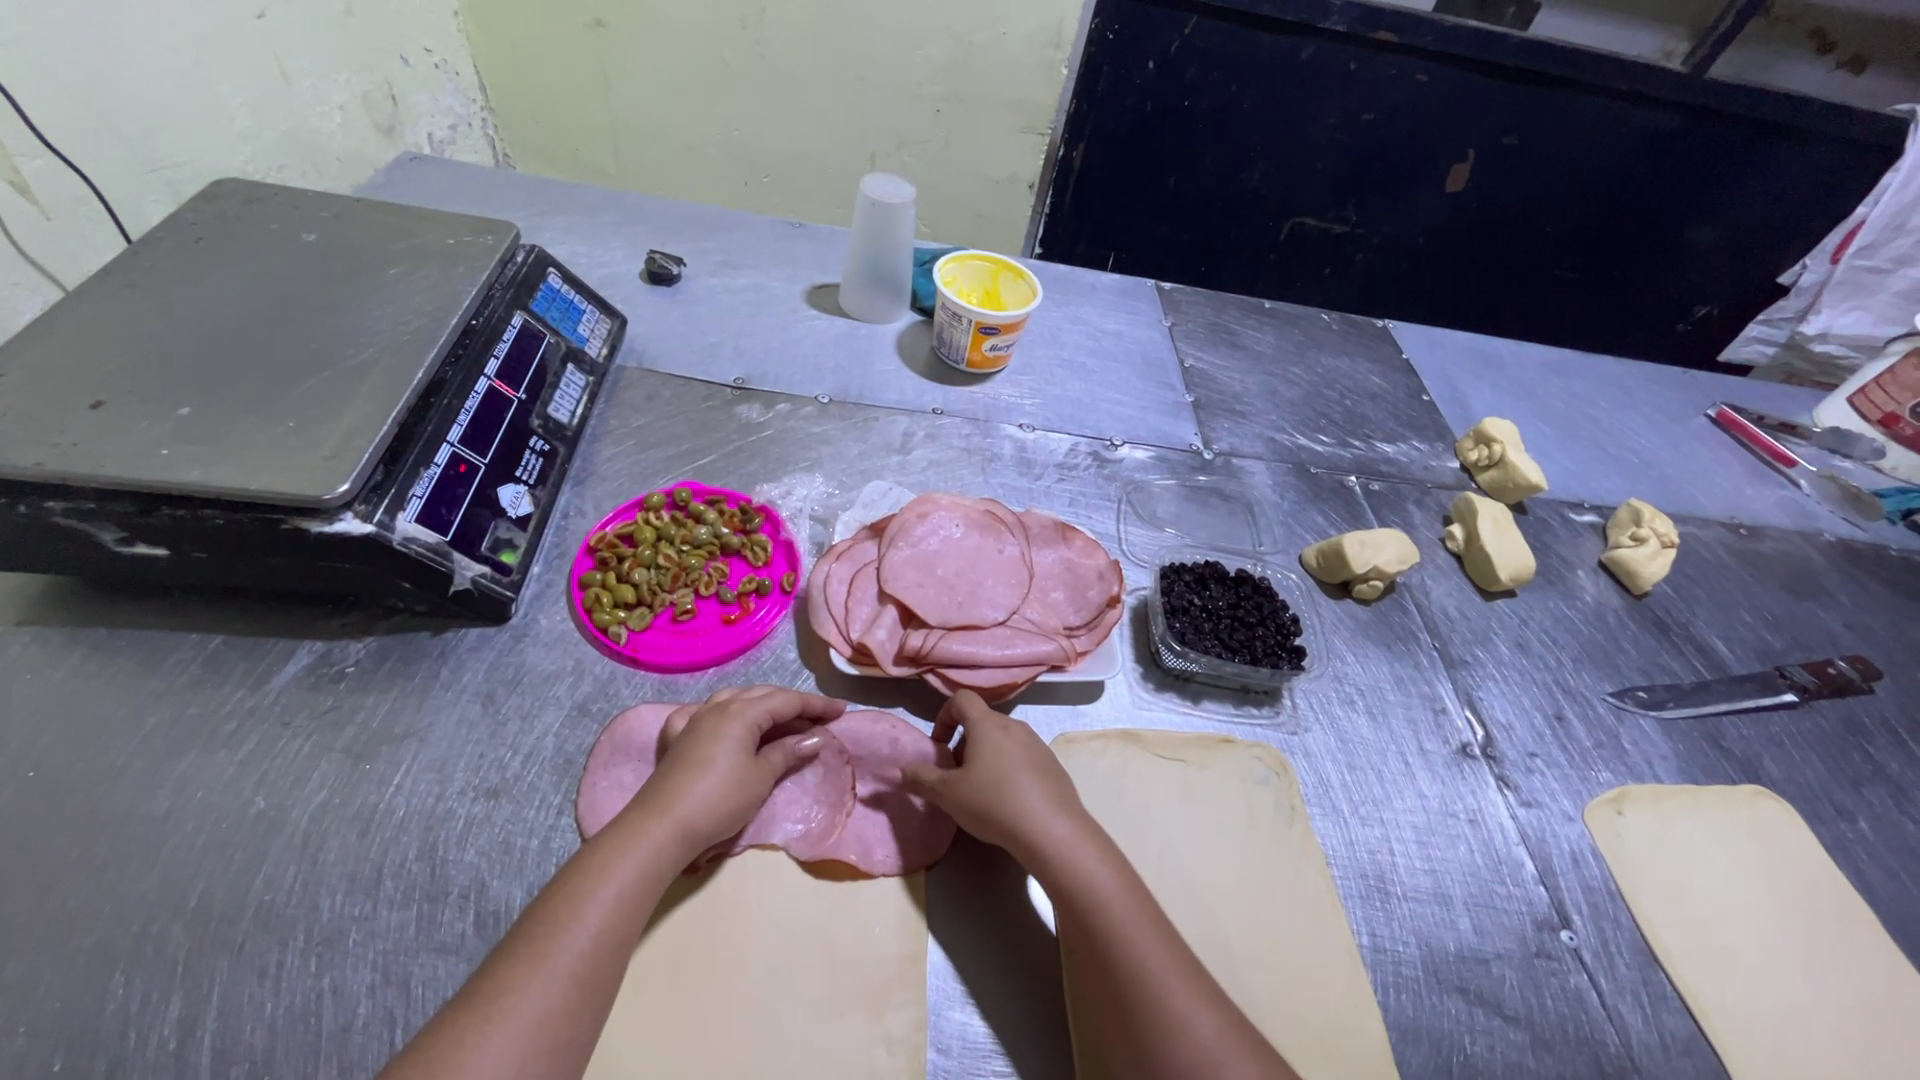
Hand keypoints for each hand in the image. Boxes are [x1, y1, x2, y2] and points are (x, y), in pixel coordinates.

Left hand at [621, 686, 846, 857]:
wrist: (661, 826)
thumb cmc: (719, 800)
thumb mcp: (761, 777)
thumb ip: (787, 752)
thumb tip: (815, 738)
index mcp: (742, 713)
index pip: (787, 700)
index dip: (817, 705)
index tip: (842, 710)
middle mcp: (718, 707)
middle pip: (762, 695)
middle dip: (793, 703)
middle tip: (819, 716)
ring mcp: (694, 719)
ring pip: (734, 699)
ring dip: (760, 704)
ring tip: (779, 717)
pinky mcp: (677, 737)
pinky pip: (703, 712)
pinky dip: (722, 713)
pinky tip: (722, 720)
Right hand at [901, 691, 1094, 864]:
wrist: (1051, 829)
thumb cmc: (993, 803)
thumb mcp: (947, 794)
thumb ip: (921, 778)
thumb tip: (901, 769)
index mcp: (987, 724)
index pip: (962, 699)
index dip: (944, 716)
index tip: (939, 746)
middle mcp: (1014, 725)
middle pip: (982, 722)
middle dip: (963, 743)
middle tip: (956, 776)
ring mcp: (1037, 743)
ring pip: (1003, 740)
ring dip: (986, 756)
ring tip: (982, 791)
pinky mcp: (1052, 763)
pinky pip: (1022, 757)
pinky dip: (1009, 769)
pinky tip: (1009, 800)